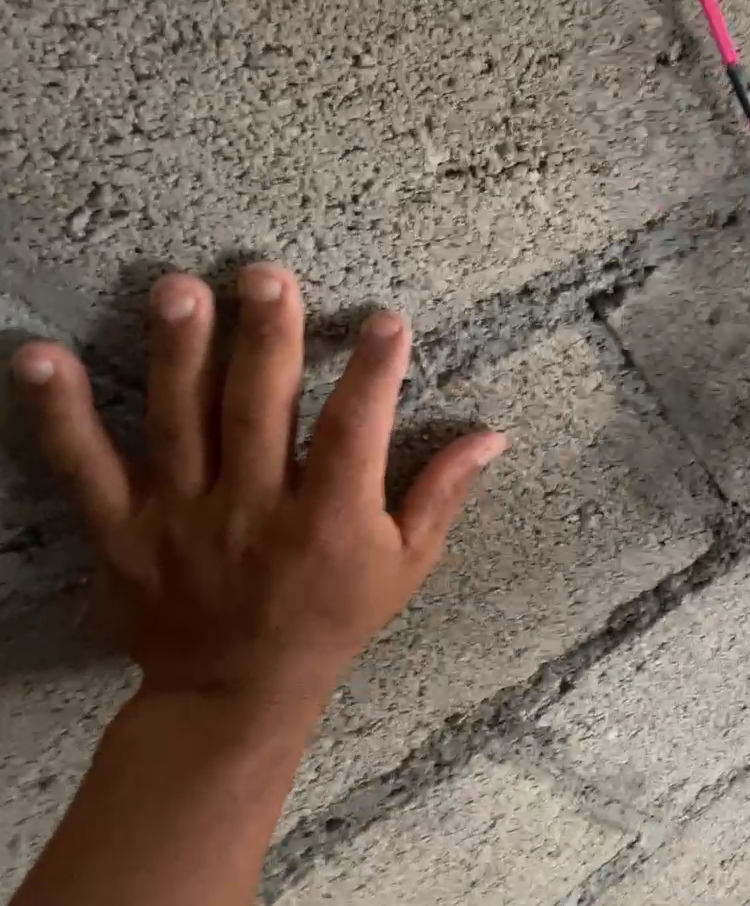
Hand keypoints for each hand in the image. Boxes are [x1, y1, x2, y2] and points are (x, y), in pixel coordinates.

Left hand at [8, 263, 505, 709]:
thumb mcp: (410, 560)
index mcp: (331, 516)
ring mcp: (180, 515)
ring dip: (180, 351)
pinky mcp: (122, 529)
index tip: (387, 321)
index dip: (375, 371)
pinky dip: (59, 412)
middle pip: (257, 408)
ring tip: (181, 289)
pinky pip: (84, 466)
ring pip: (178, 421)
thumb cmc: (339, 616)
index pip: (356, 428)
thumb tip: (492, 437)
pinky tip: (42, 357)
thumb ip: (444, 491)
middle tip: (267, 276)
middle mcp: (254, 507)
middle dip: (267, 337)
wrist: (236, 686)